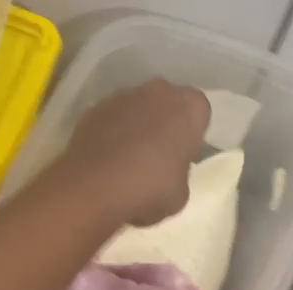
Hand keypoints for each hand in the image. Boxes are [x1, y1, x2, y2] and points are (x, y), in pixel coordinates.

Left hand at [54, 79, 209, 226]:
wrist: (95, 188)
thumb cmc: (148, 190)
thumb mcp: (179, 196)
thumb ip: (180, 177)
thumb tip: (170, 176)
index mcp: (191, 107)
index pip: (198, 116)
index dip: (189, 138)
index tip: (179, 158)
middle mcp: (160, 90)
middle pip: (166, 105)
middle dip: (161, 125)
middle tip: (153, 158)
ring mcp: (124, 96)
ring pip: (135, 109)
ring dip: (132, 128)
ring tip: (123, 162)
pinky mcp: (94, 109)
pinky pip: (107, 121)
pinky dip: (107, 135)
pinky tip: (102, 161)